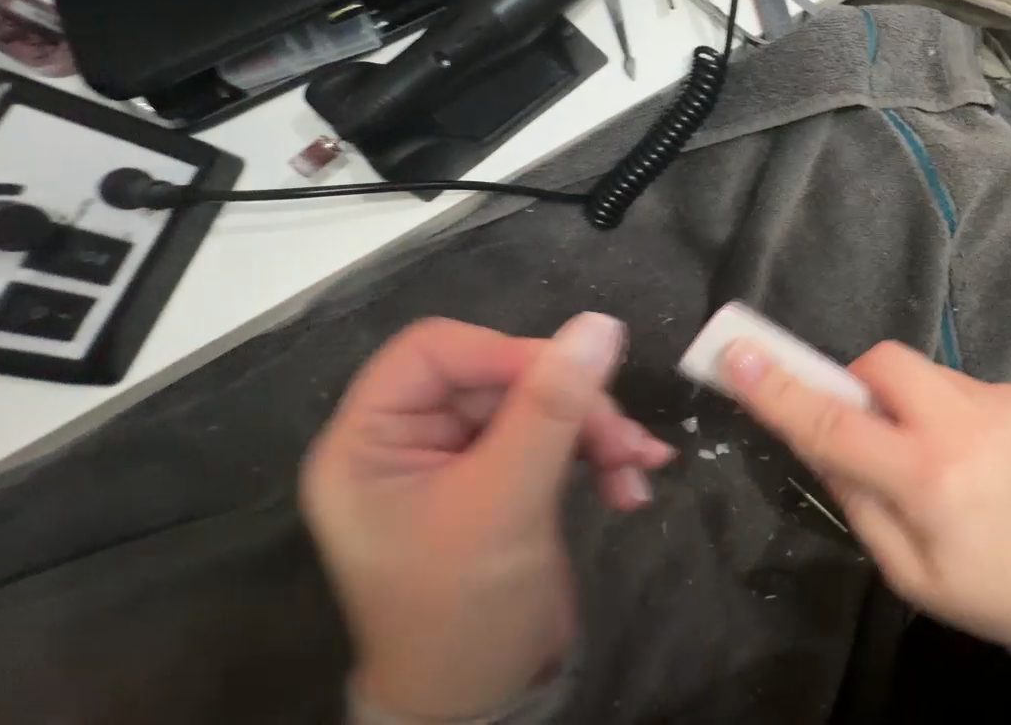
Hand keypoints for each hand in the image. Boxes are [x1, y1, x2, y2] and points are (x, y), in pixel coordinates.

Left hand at [301, 315, 673, 719]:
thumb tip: (601, 323)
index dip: (506, 352)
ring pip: (542, 403)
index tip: (575, 377)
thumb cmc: (466, 609)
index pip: (435, 351)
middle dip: (573, 405)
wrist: (486, 701)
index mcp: (371, 442)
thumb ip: (552, 407)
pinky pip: (558, 437)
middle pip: (502, 376)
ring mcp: (463, 460)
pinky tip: (633, 484)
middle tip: (624, 440)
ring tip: (638, 465)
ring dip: (598, 430)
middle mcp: (411, 441)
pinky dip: (600, 453)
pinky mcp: (507, 479)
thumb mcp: (508, 501)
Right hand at [720, 340, 1010, 645]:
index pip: (836, 425)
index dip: (781, 391)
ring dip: (904, 401)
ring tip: (930, 453)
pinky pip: (957, 384)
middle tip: (864, 427)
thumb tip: (821, 438)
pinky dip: (942, 408)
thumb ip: (856, 497)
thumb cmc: (987, 588)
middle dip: (857, 383)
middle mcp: (966, 424)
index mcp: (931, 479)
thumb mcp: (906, 569)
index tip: (739, 356)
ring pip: (921, 372)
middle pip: (883, 362)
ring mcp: (1000, 400)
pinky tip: (968, 452)